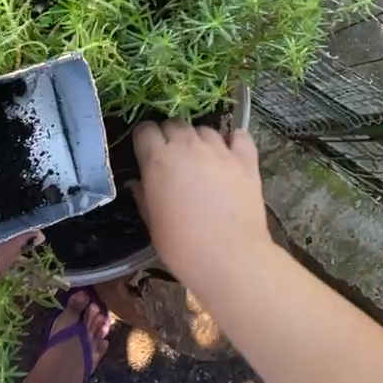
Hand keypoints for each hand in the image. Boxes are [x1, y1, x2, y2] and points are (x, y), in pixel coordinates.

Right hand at [130, 120, 273, 290]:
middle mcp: (187, 147)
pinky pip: (239, 137)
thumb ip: (143, 197)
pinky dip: (233, 140)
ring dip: (198, 139)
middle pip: (174, 124)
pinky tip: (231, 151)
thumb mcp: (153, 224)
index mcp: (158, 160)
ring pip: (204, 129)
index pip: (145, 130)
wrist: (230, 258)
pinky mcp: (245, 160)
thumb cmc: (182, 247)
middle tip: (172, 158)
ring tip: (200, 158)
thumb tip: (137, 183)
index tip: (146, 152)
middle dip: (169, 136)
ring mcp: (219, 151)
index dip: (144, 139)